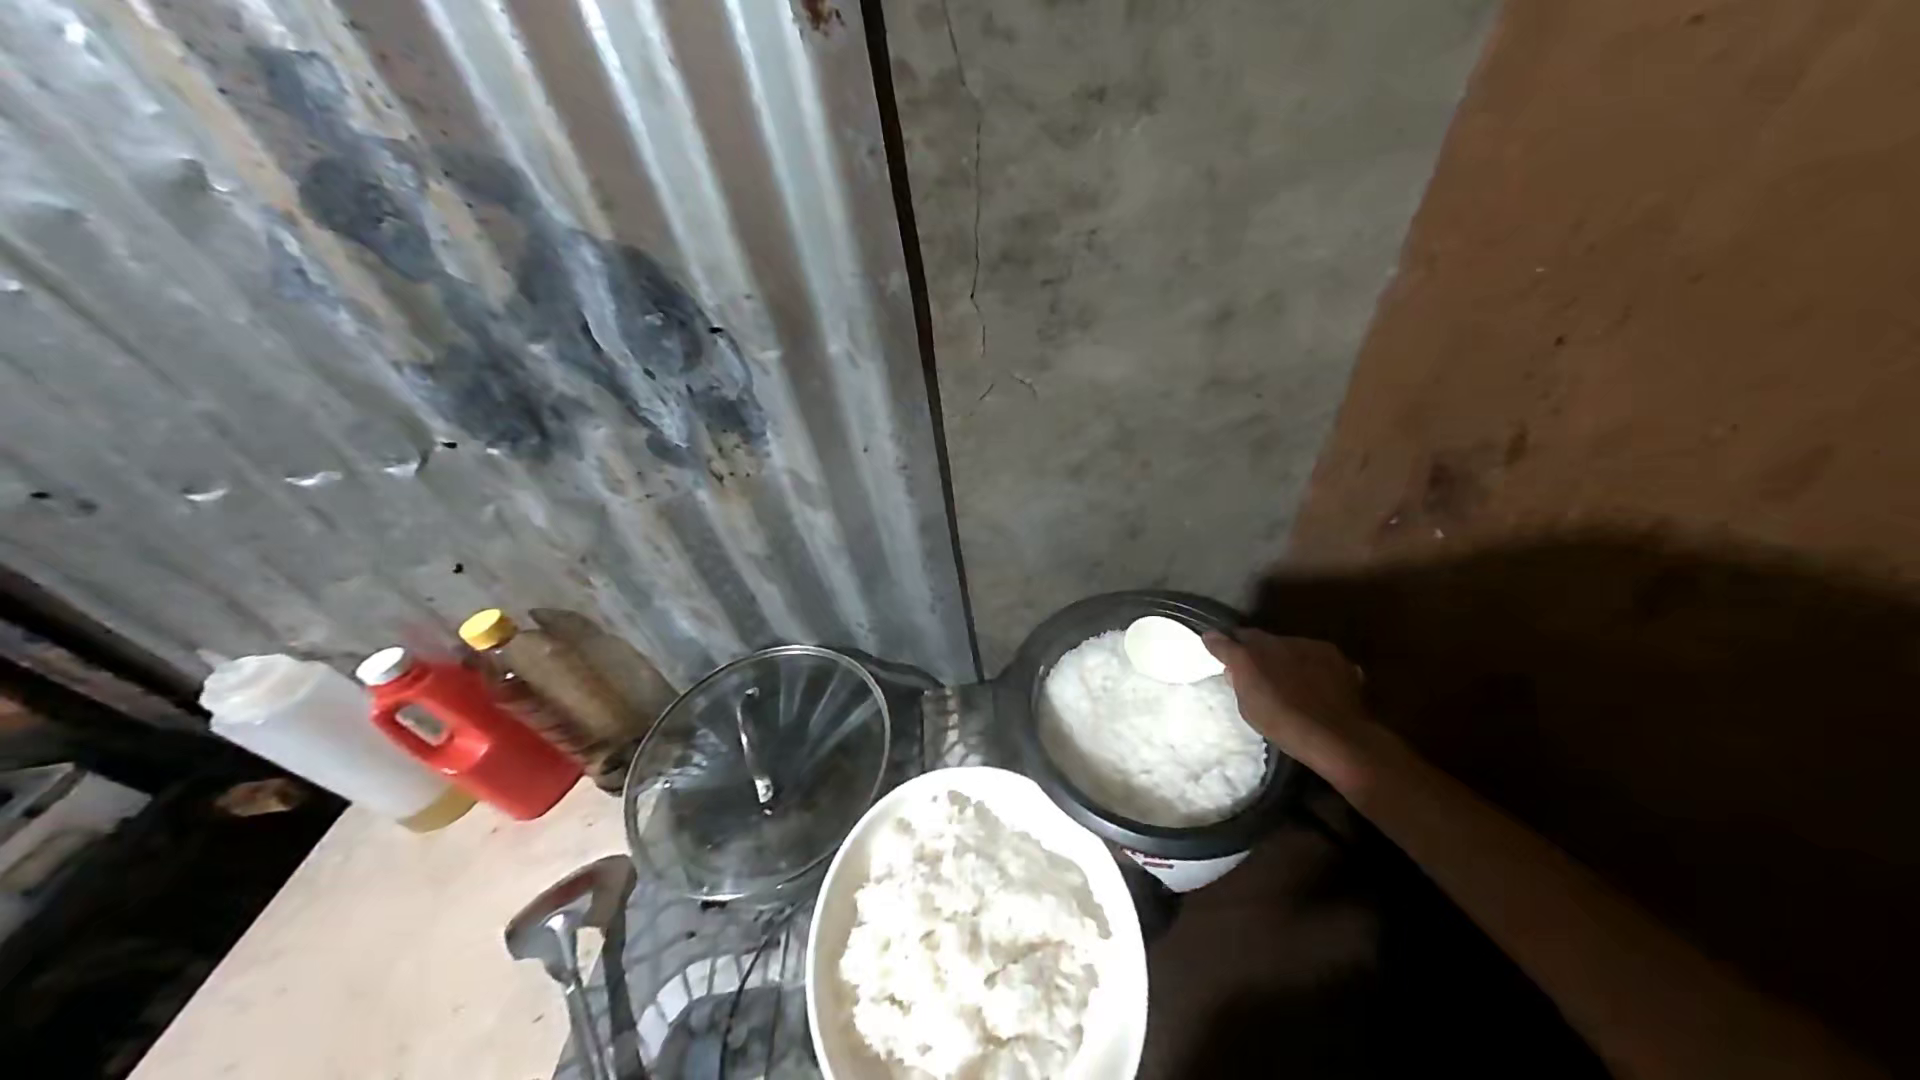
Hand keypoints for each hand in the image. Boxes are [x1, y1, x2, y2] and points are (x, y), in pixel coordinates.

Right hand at [1204, 629, 1369, 765]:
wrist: (1336, 735)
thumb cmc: (1283, 726)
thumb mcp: (1248, 709)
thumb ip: (1240, 683)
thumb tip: (1234, 670)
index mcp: (1247, 656)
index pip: (1223, 640)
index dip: (1217, 642)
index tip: (1212, 642)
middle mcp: (1274, 642)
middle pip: (1256, 637)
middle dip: (1251, 647)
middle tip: (1252, 664)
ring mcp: (1305, 644)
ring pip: (1286, 644)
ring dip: (1282, 656)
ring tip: (1289, 677)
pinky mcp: (1332, 653)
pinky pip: (1312, 654)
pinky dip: (1309, 664)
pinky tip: (1315, 683)